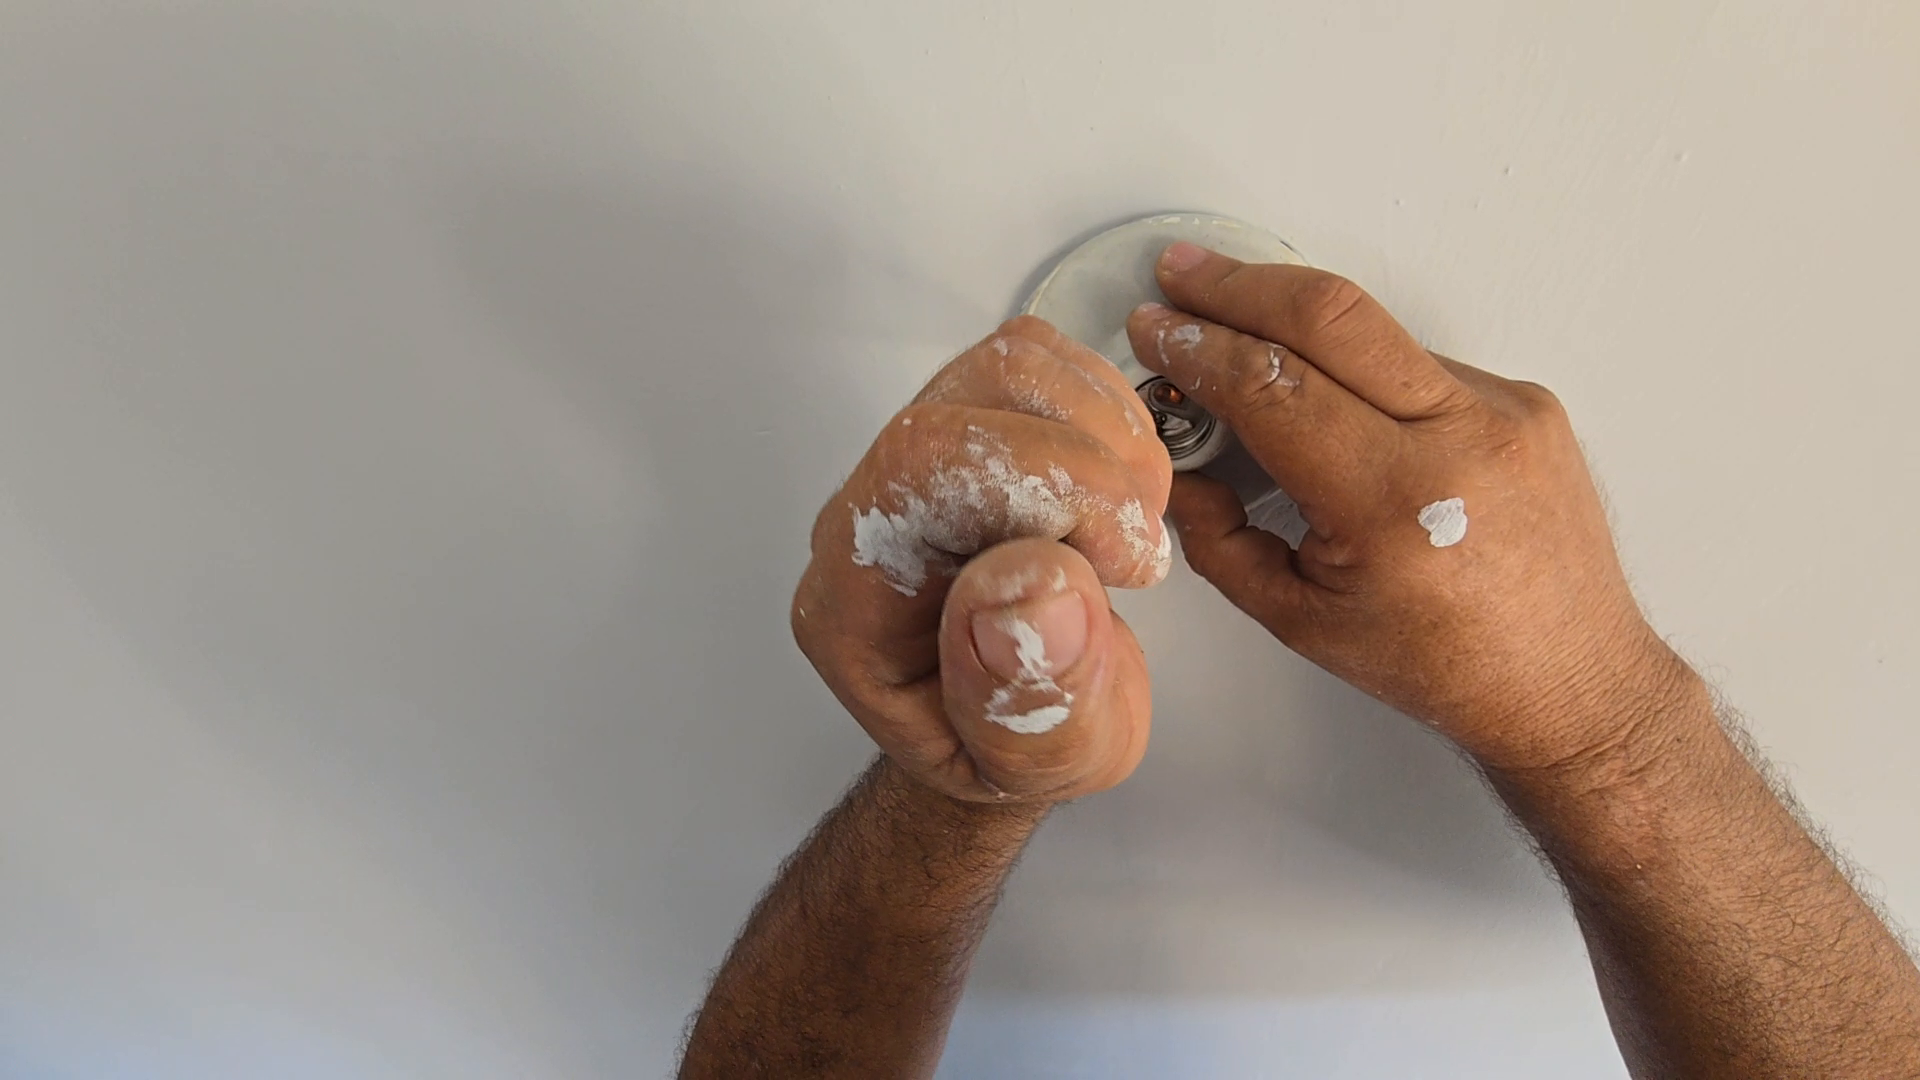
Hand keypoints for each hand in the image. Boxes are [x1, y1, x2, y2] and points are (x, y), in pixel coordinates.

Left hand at [793, 316, 1172, 802]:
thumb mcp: (1036, 765)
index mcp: (858, 600)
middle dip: (1092, 462)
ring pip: (1013, 362)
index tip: (1120, 565)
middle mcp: (877, 513)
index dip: (1047, 483)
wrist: (1017, 722)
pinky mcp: (978, 428)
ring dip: (1108, 433)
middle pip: (972, 396)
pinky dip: (1110, 414)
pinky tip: (1119, 494)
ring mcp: (925, 460)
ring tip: (1128, 526)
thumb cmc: (1015, 748)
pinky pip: (1045, 363)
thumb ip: (1028, 702)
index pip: (921, 468)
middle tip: (1132, 554)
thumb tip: (1036, 580)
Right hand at [1126, 243, 1691, 770]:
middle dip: (1239, 285)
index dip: (1201, 350)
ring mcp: (1503, 408)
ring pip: (1370, 328)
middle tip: (1181, 272)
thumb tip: (1181, 470)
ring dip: (1284, 311)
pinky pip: (1404, 358)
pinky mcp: (1519, 399)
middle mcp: (1463, 437)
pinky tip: (1306, 378)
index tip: (1155, 331)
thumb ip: (1218, 539)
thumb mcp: (1292, 616)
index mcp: (1394, 503)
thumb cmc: (1433, 660)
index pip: (1276, 389)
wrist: (1567, 676)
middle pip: (1332, 317)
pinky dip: (1339, 356)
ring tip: (1225, 313)